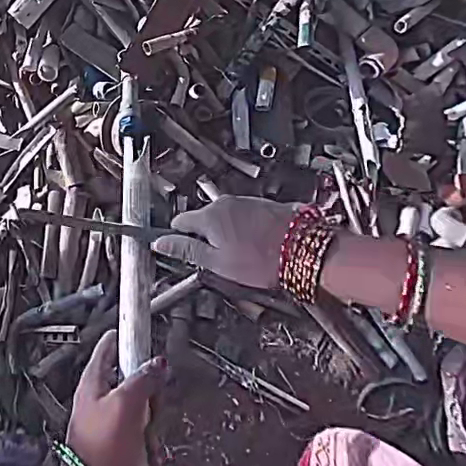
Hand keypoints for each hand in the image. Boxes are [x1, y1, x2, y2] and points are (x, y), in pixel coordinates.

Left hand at [66, 331, 166, 465]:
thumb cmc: (100, 450)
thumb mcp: (126, 405)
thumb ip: (143, 380)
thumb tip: (158, 363)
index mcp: (91, 383)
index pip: (106, 349)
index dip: (122, 338)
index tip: (136, 331)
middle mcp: (96, 399)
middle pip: (128, 379)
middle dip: (146, 390)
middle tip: (152, 400)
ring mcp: (105, 422)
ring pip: (137, 407)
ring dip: (148, 418)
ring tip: (148, 432)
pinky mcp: (115, 445)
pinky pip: (138, 432)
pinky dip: (146, 438)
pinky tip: (147, 450)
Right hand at [148, 196, 301, 289]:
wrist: (304, 250)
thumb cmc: (263, 260)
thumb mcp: (217, 263)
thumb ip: (186, 250)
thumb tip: (161, 243)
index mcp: (208, 217)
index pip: (179, 222)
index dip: (179, 239)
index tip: (185, 251)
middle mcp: (224, 204)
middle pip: (202, 220)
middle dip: (206, 238)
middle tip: (219, 261)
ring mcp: (245, 202)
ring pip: (224, 218)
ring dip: (227, 234)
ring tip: (243, 257)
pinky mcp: (262, 205)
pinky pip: (243, 217)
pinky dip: (244, 230)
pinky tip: (256, 247)